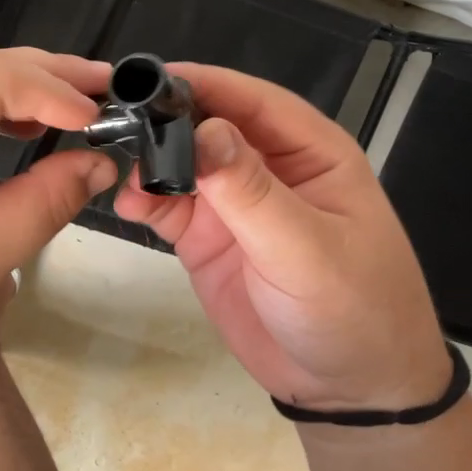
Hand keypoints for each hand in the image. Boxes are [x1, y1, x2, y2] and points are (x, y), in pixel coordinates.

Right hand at [114, 64, 449, 412]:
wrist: (349, 391)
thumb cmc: (353, 312)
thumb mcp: (306, 250)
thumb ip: (252, 192)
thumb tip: (203, 129)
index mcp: (311, 154)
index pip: (254, 101)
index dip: (207, 85)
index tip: (153, 80)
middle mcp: (268, 167)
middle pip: (208, 124)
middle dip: (165, 120)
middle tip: (118, 120)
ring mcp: (233, 203)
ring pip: (181, 162)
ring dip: (149, 161)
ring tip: (120, 171)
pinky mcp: (206, 236)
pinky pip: (167, 205)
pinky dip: (143, 200)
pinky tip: (128, 206)